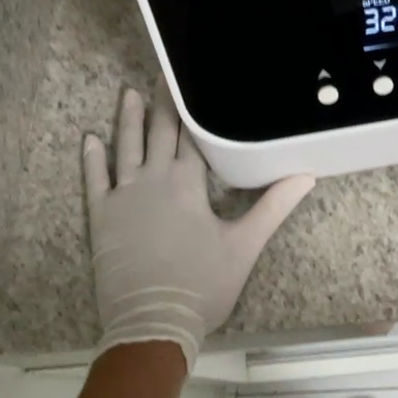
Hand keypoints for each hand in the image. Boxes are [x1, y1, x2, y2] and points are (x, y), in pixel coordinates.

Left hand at [84, 87, 315, 364]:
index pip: (194, 136)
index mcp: (188, 183)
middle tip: (162, 74)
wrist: (152, 323)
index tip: (193, 81)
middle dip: (164, 104)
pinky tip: (90, 139)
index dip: (195, 109)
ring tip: (130, 93)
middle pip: (160, 134)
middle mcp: (153, 180)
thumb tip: (307, 174)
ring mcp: (123, 198)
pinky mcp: (102, 218)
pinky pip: (95, 181)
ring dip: (129, 121)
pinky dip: (93, 159)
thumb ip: (274, 206)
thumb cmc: (203, 284)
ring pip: (126, 149)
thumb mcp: (245, 244)